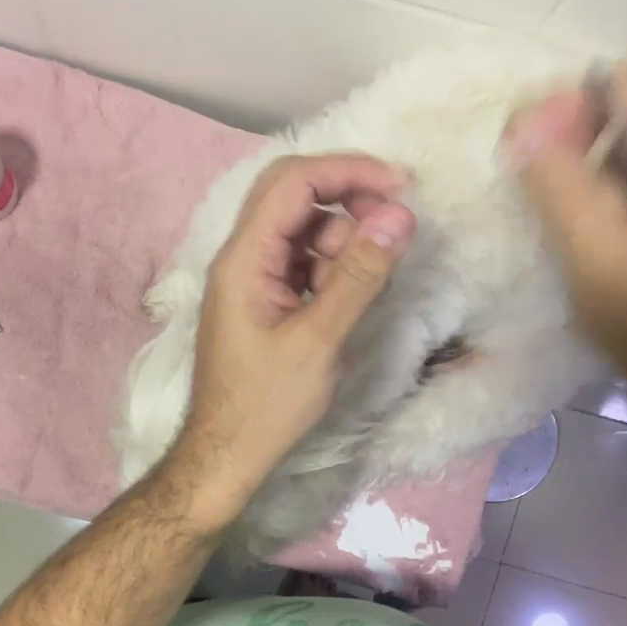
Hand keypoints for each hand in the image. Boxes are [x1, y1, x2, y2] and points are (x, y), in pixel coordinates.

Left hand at [160, 154, 416, 531]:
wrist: (226, 454)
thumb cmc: (267, 405)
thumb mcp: (319, 340)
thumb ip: (358, 275)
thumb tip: (399, 215)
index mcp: (243, 259)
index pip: (293, 181)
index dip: (348, 171)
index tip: (400, 187)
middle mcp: (240, 259)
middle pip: (293, 198)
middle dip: (346, 200)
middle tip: (391, 225)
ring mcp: (248, 282)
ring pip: (298, 232)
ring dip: (339, 240)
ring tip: (368, 279)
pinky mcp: (259, 304)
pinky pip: (296, 265)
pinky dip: (327, 269)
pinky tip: (346, 299)